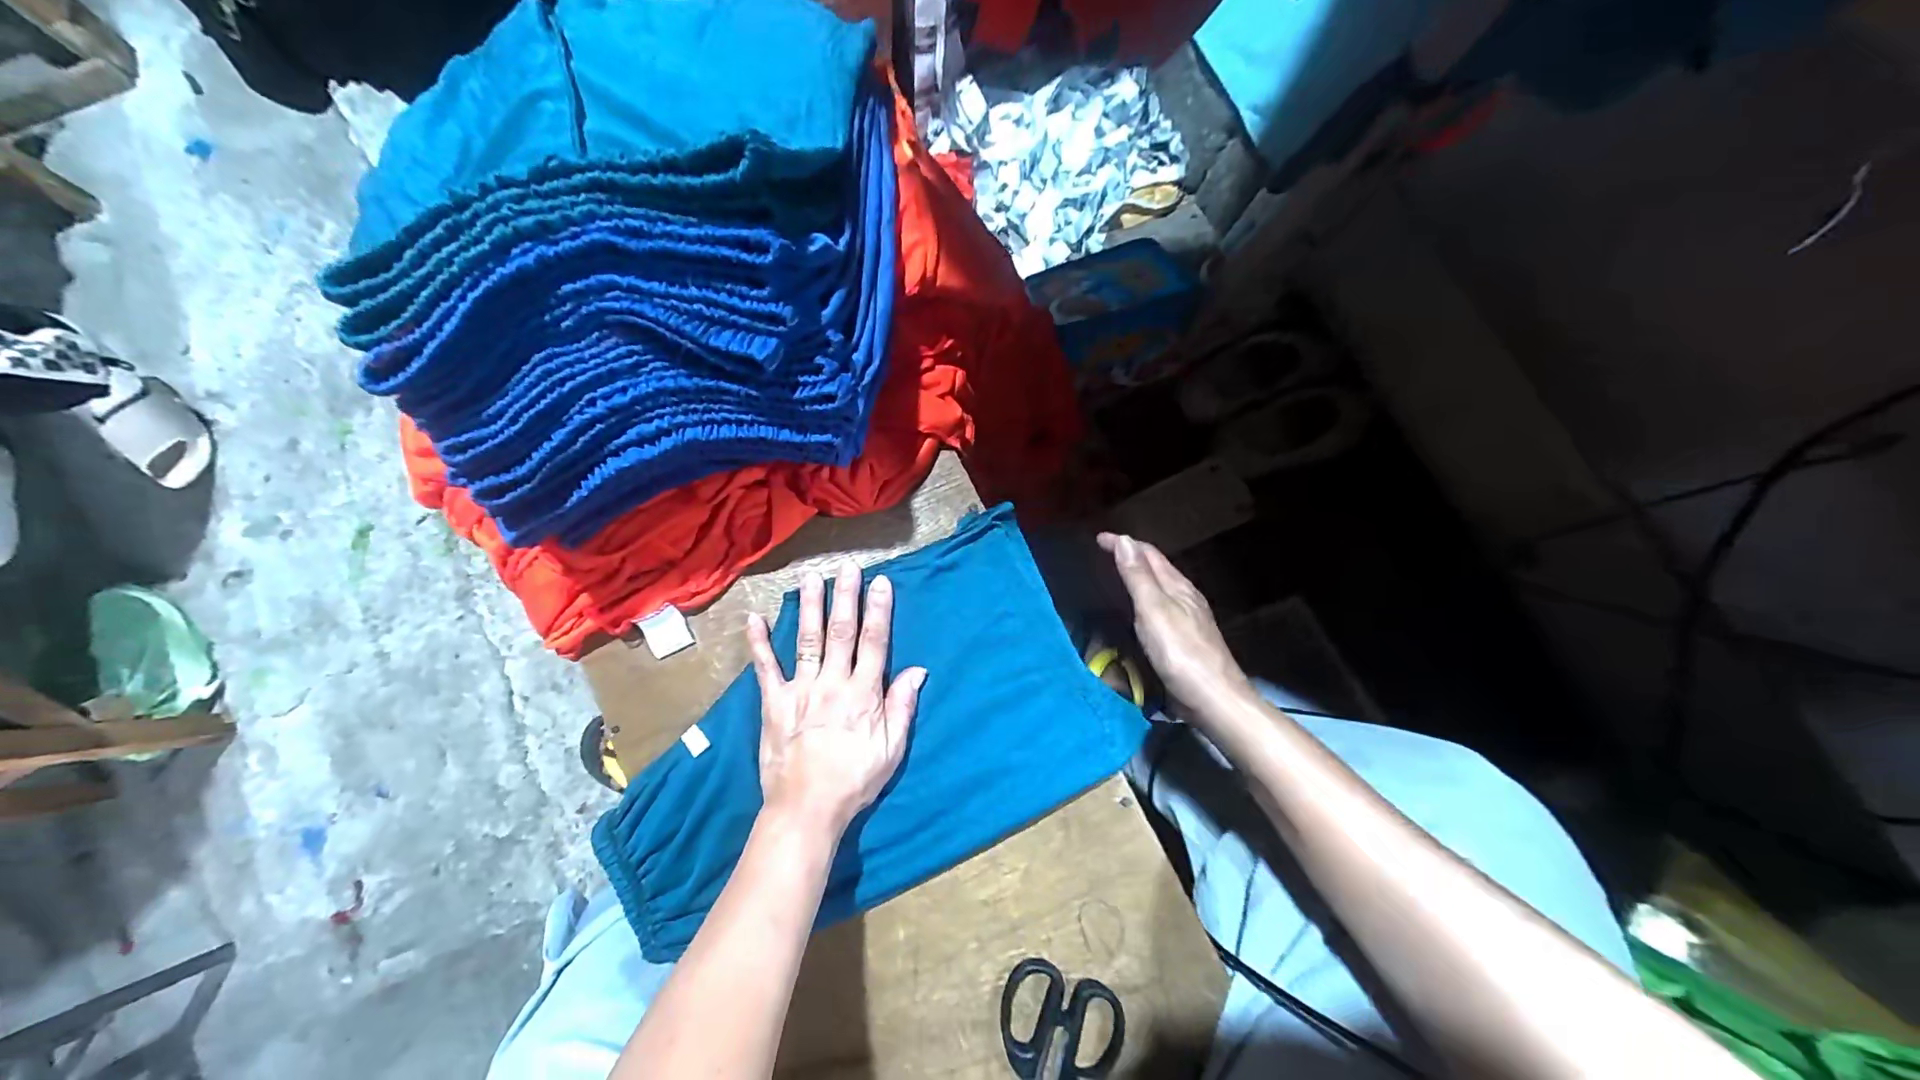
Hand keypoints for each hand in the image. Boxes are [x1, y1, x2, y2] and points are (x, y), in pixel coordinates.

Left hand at [747, 557, 925, 838]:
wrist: (807, 808)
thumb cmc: (855, 780)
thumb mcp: (892, 749)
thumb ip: (902, 706)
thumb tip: (919, 670)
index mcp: (864, 694)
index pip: (875, 642)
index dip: (879, 610)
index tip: (881, 583)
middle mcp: (833, 683)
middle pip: (841, 632)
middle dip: (845, 597)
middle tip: (847, 567)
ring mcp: (801, 690)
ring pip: (806, 639)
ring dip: (808, 607)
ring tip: (810, 578)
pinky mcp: (774, 703)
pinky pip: (765, 668)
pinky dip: (758, 643)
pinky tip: (754, 618)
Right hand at [1097, 533, 1248, 715]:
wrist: (1214, 699)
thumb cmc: (1181, 653)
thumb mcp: (1154, 611)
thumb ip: (1138, 577)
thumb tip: (1125, 540)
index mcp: (1178, 587)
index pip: (1149, 554)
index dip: (1124, 543)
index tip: (1098, 539)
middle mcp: (1186, 598)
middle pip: (1158, 568)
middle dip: (1132, 555)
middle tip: (1106, 554)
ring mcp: (1190, 620)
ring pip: (1162, 588)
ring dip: (1140, 577)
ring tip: (1118, 577)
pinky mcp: (1187, 641)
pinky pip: (1162, 608)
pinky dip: (1146, 600)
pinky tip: (1140, 613)